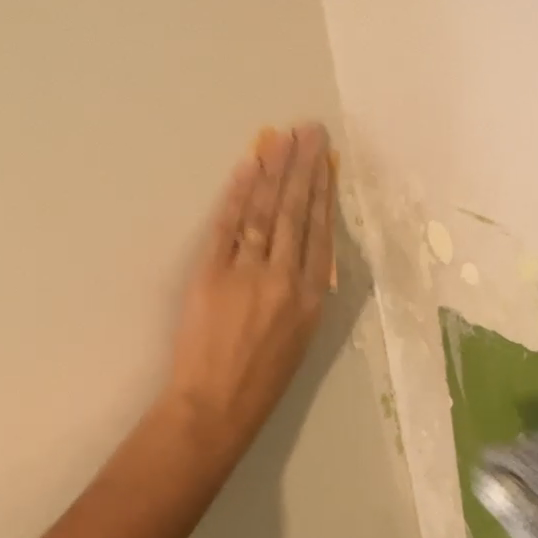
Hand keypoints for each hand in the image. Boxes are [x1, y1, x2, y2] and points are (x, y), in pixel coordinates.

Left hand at [162, 122, 335, 448]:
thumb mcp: (299, 343)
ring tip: (282, 138)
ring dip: (274, 170)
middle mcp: (285, 280)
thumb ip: (302, 298)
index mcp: (311, 300)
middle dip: (303, 168)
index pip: (320, 234)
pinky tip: (247, 167)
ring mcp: (248, 274)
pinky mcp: (212, 273)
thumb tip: (302, 258)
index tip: (326, 163)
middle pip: (296, 213)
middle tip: (309, 131)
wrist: (216, 406)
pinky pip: (228, 224)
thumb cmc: (260, 386)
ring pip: (265, 211)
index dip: (323, 194)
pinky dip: (237, 193)